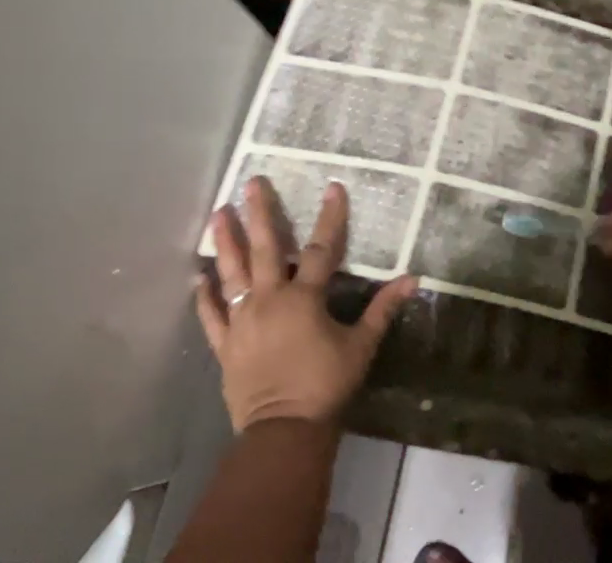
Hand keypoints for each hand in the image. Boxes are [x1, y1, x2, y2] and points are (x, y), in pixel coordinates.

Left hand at [197, 177, 417, 431]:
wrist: (284, 430)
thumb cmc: (326, 385)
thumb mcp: (361, 346)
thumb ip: (383, 309)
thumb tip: (413, 279)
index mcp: (304, 297)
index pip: (321, 248)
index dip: (330, 217)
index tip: (332, 187)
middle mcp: (269, 299)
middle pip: (266, 248)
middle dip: (260, 212)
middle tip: (251, 182)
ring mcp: (242, 320)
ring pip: (231, 272)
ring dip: (225, 241)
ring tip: (217, 212)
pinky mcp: (225, 344)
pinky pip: (211, 315)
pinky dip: (204, 295)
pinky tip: (199, 276)